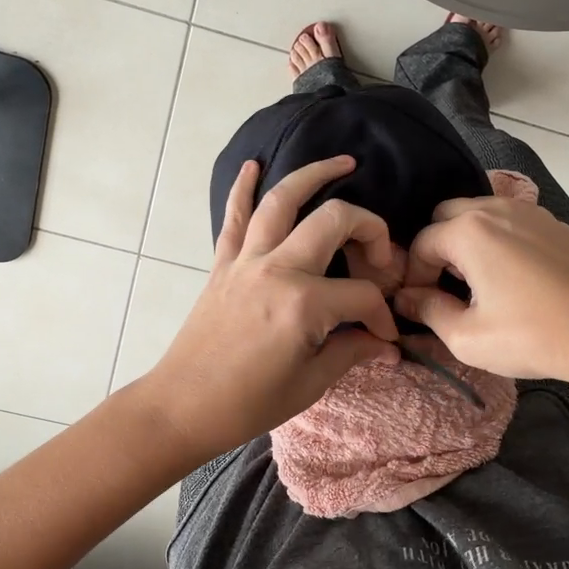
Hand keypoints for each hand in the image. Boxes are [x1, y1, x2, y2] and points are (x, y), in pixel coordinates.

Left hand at [139, 155, 400, 458]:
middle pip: (334, 221)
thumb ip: (351, 352)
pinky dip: (242, 187)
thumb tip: (385, 344)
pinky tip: (254, 165)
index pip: (363, 295)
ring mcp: (247, 261)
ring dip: (313, 174)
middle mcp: (278, 269)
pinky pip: (234, 217)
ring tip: (343, 162)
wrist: (182, 406)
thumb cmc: (249, 403)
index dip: (382, 315)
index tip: (384, 337)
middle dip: (368, 228)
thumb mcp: (310, 384)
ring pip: (283, 200)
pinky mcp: (223, 264)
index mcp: (304, 305)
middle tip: (380, 252)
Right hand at [393, 198, 568, 387]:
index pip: (421, 243)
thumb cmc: (535, 337)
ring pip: (479, 214)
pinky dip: (497, 240)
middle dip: (437, 249)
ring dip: (466, 242)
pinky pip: (508, 221)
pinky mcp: (553, 224)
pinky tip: (511, 278)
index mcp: (470, 230)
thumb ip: (427, 311)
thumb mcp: (468, 338)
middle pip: (446, 216)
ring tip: (477, 284)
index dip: (414, 277)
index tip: (423, 307)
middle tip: (447, 290)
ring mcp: (529, 211)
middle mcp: (496, 208)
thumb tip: (406, 297)